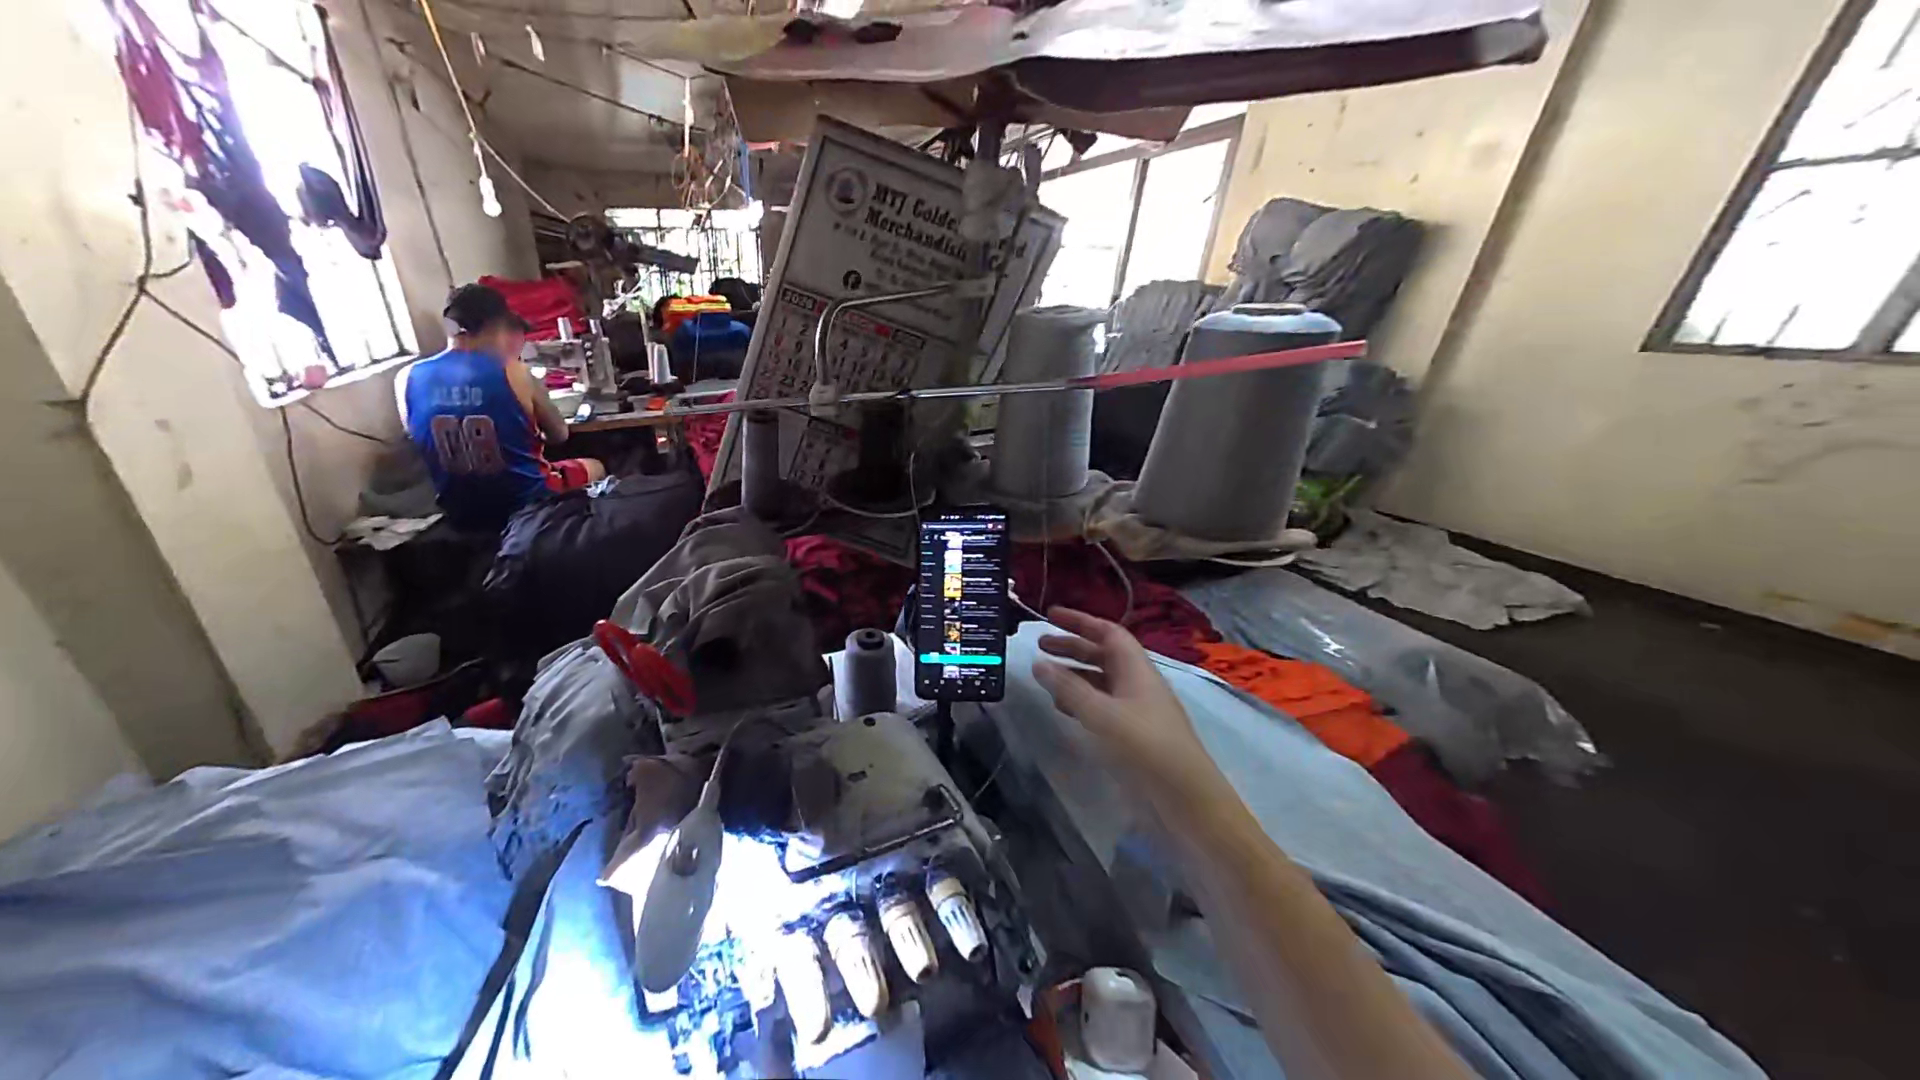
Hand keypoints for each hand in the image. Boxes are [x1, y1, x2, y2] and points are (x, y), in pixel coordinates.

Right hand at [1031, 607, 1220, 806]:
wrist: (1186, 797)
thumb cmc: (1145, 747)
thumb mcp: (1102, 714)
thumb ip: (1069, 689)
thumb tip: (1039, 663)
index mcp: (1136, 669)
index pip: (1107, 632)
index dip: (1080, 620)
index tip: (1050, 615)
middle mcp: (1138, 682)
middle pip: (1103, 654)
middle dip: (1072, 646)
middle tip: (1041, 645)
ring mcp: (1137, 708)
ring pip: (1101, 680)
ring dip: (1074, 674)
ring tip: (1046, 677)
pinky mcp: (1134, 732)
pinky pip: (1103, 704)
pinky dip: (1081, 699)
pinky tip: (1064, 709)